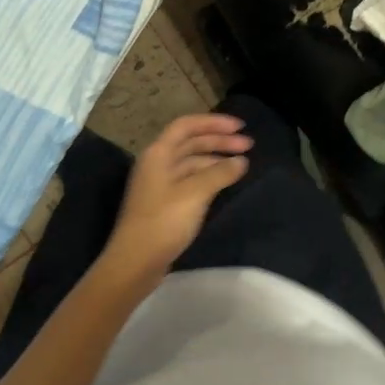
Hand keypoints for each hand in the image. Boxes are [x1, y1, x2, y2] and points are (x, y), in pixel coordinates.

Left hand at [102, 114, 252, 278]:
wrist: (135, 261)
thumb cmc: (164, 221)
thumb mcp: (195, 193)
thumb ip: (219, 173)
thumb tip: (242, 160)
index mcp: (159, 152)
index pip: (187, 125)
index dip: (214, 122)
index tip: (240, 127)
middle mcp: (157, 162)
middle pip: (191, 142)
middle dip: (219, 140)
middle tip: (249, 145)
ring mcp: (160, 183)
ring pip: (191, 162)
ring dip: (215, 159)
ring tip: (242, 164)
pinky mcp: (164, 202)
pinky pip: (190, 179)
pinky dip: (208, 176)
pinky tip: (224, 182)